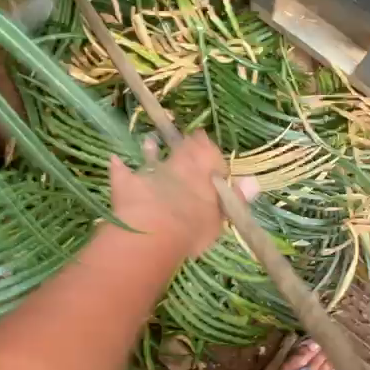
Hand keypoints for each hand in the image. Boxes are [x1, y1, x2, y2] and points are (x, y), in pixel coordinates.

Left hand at [107, 131, 255, 260]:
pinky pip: (121, 170)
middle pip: (183, 148)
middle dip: (185, 144)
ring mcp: (151, 171)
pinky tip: (115, 160)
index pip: (209, 153)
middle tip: (186, 138)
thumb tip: (254, 182)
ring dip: (152, 148)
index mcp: (203, 171)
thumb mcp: (221, 217)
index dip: (209, 150)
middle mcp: (178, 164)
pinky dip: (119, 166)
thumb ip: (236, 198)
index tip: (208, 147)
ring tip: (149, 142)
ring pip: (152, 154)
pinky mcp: (127, 181)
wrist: (154, 231)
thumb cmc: (193, 227)